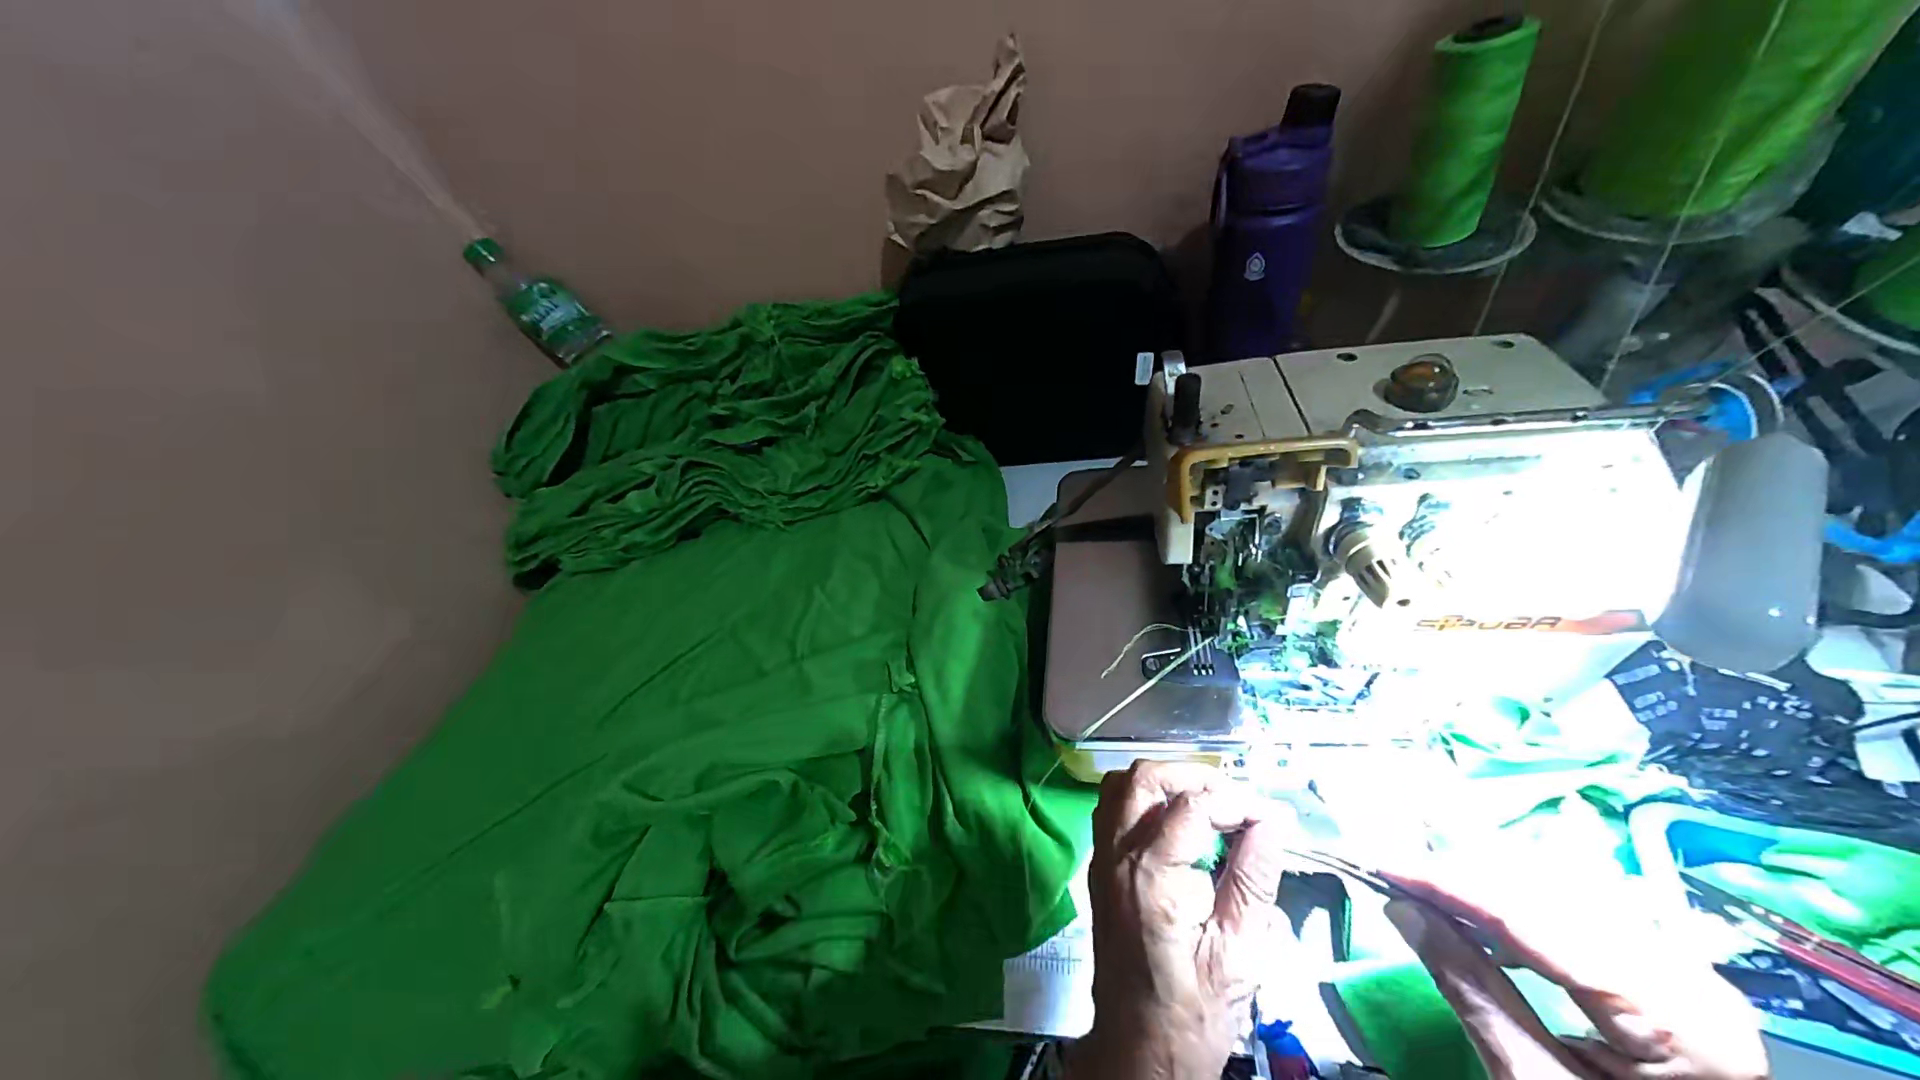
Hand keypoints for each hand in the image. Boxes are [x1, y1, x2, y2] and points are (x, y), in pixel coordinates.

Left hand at [1067, 762, 1289, 1079]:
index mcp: (1149, 875)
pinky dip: (1144, 798)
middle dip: (1193, 774)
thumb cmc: (1193, 1009)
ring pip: (1121, 786)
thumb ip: (1253, 878)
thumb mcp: (1239, 952)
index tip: (1271, 815)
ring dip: (1164, 781)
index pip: (1192, 806)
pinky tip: (1177, 821)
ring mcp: (1100, 858)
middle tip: (1235, 796)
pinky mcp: (1099, 868)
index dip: (1237, 801)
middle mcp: (1115, 855)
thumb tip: (1271, 823)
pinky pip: (1113, 809)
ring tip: (1208, 801)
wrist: (1139, 1045)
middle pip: (1143, 779)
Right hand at [1381, 864, 1769, 1079]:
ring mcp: (1682, 969)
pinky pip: (1576, 910)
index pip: (1538, 923)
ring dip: (1484, 881)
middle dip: (1463, 877)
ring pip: (1561, 893)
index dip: (1453, 886)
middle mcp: (1689, 978)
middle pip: (1551, 898)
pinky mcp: (1663, 968)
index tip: (1385, 866)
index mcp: (1676, 1019)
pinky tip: (1479, 910)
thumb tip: (1403, 910)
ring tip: (1425, 882)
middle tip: (1395, 869)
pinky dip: (1516, 901)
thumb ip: (1473, 990)